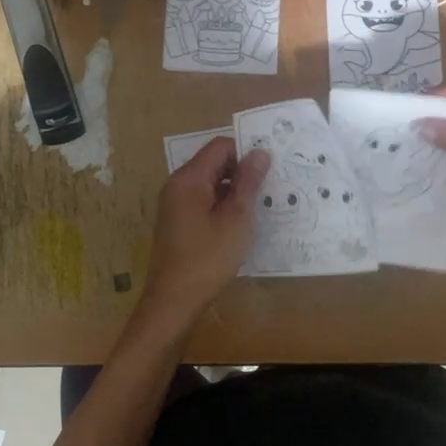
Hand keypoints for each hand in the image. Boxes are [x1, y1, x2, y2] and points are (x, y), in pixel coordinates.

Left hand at [139, 137, 270, 320]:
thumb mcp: (235, 219)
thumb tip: (260, 152)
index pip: (219, 147)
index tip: (270, 169)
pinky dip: (222, 206)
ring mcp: (174, 205)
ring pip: (209, 185)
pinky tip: (240, 224)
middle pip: (213, 164)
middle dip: (241, 172)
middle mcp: (177, 186)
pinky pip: (203, 203)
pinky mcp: (177, 223)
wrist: (174, 299)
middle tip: (271, 188)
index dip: (245, 152)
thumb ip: (247, 183)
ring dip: (234, 191)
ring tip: (261, 206)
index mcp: (188, 179)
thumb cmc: (208, 257)